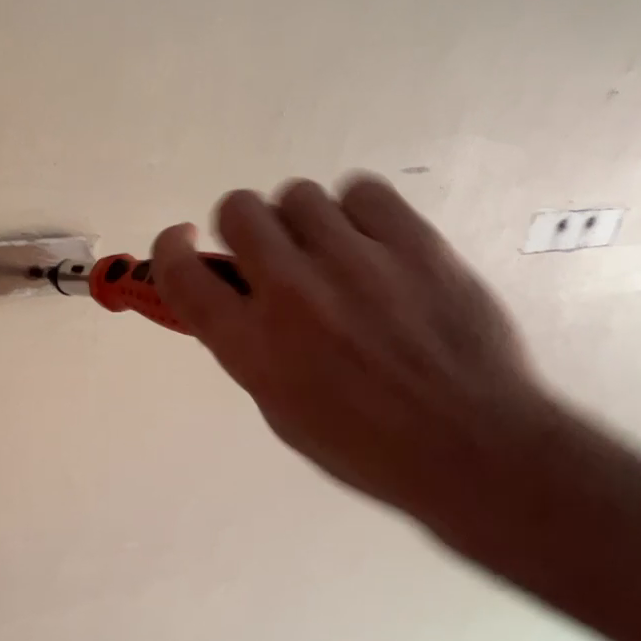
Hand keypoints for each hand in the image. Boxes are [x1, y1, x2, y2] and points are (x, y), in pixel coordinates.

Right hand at [152, 175, 565, 530]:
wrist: (469, 445)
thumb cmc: (367, 449)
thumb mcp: (285, 413)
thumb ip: (254, 352)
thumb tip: (240, 305)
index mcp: (253, 348)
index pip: (181, 274)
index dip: (171, 249)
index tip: (183, 242)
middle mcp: (292, 294)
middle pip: (239, 210)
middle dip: (245, 229)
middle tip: (271, 254)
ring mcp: (354, 261)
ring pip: (298, 195)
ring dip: (302, 223)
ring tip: (332, 255)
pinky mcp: (412, 241)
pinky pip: (362, 190)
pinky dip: (357, 213)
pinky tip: (372, 246)